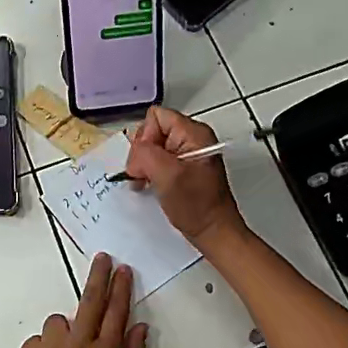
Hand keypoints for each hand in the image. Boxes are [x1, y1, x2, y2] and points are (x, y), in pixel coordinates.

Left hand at [11, 254, 147, 347]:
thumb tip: (138, 328)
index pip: (117, 310)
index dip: (121, 287)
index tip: (123, 269)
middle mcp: (77, 345)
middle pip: (89, 301)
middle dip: (98, 276)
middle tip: (102, 260)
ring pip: (59, 323)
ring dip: (66, 331)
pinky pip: (39, 341)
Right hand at [123, 106, 245, 243]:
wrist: (212, 230)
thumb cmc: (196, 205)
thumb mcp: (166, 173)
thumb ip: (145, 152)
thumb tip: (135, 151)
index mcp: (193, 133)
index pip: (155, 117)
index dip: (144, 137)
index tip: (149, 161)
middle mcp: (190, 139)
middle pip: (151, 131)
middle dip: (141, 153)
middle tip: (146, 174)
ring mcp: (186, 154)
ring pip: (150, 147)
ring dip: (142, 165)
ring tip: (147, 182)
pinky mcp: (181, 168)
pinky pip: (155, 160)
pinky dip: (148, 172)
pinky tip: (150, 185)